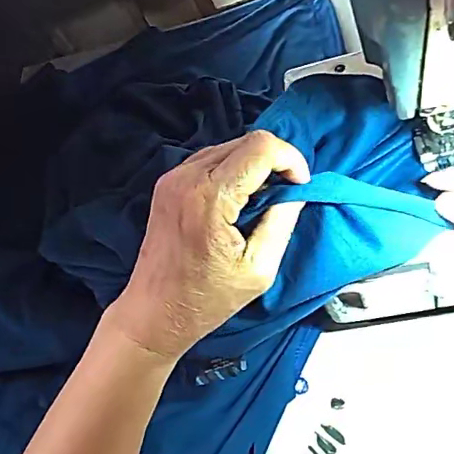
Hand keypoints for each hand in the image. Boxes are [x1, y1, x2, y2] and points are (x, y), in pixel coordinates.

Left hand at [103, 131, 309, 360]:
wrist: (154, 312)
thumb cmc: (205, 299)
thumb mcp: (260, 268)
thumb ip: (282, 220)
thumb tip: (295, 190)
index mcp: (210, 198)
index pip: (261, 147)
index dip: (290, 159)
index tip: (299, 185)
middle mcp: (187, 179)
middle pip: (247, 141)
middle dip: (275, 161)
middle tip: (286, 193)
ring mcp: (173, 178)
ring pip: (229, 146)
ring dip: (254, 165)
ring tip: (262, 201)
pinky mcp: (167, 183)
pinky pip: (210, 159)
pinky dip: (233, 170)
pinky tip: (238, 200)